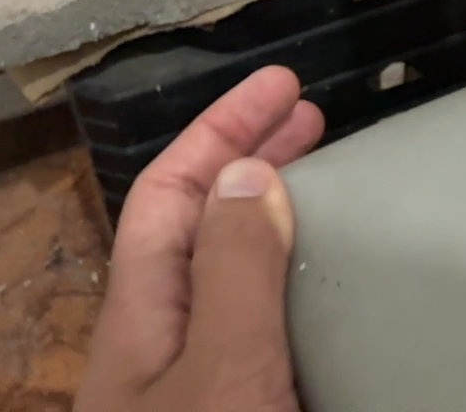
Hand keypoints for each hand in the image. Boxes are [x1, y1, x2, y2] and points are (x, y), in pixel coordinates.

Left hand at [74, 67, 325, 411]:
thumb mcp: (219, 377)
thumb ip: (230, 272)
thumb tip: (246, 168)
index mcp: (141, 324)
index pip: (169, 196)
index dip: (220, 129)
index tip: (282, 85)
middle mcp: (162, 342)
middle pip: (194, 220)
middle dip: (246, 152)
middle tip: (309, 112)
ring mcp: (199, 376)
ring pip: (226, 261)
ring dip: (268, 202)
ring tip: (318, 169)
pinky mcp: (242, 398)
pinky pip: (259, 307)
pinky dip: (291, 263)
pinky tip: (325, 269)